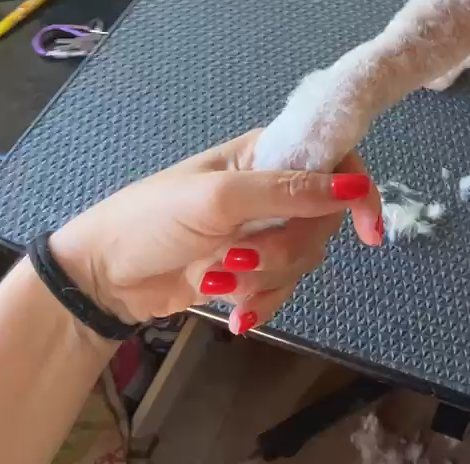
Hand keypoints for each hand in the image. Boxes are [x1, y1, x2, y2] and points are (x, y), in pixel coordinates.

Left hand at [48, 130, 382, 334]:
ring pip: (303, 257)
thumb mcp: (220, 200)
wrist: (100, 278)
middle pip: (322, 220)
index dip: (358, 191)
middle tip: (239, 258)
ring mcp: (265, 230)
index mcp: (270, 153)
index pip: (336, 160)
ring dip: (264, 278)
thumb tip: (357, 186)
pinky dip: (262, 303)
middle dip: (285, 249)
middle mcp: (276, 188)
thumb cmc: (154, 219)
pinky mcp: (252, 268)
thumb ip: (290, 191)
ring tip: (217, 282)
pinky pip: (283, 287)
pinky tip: (237, 316)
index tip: (369, 233)